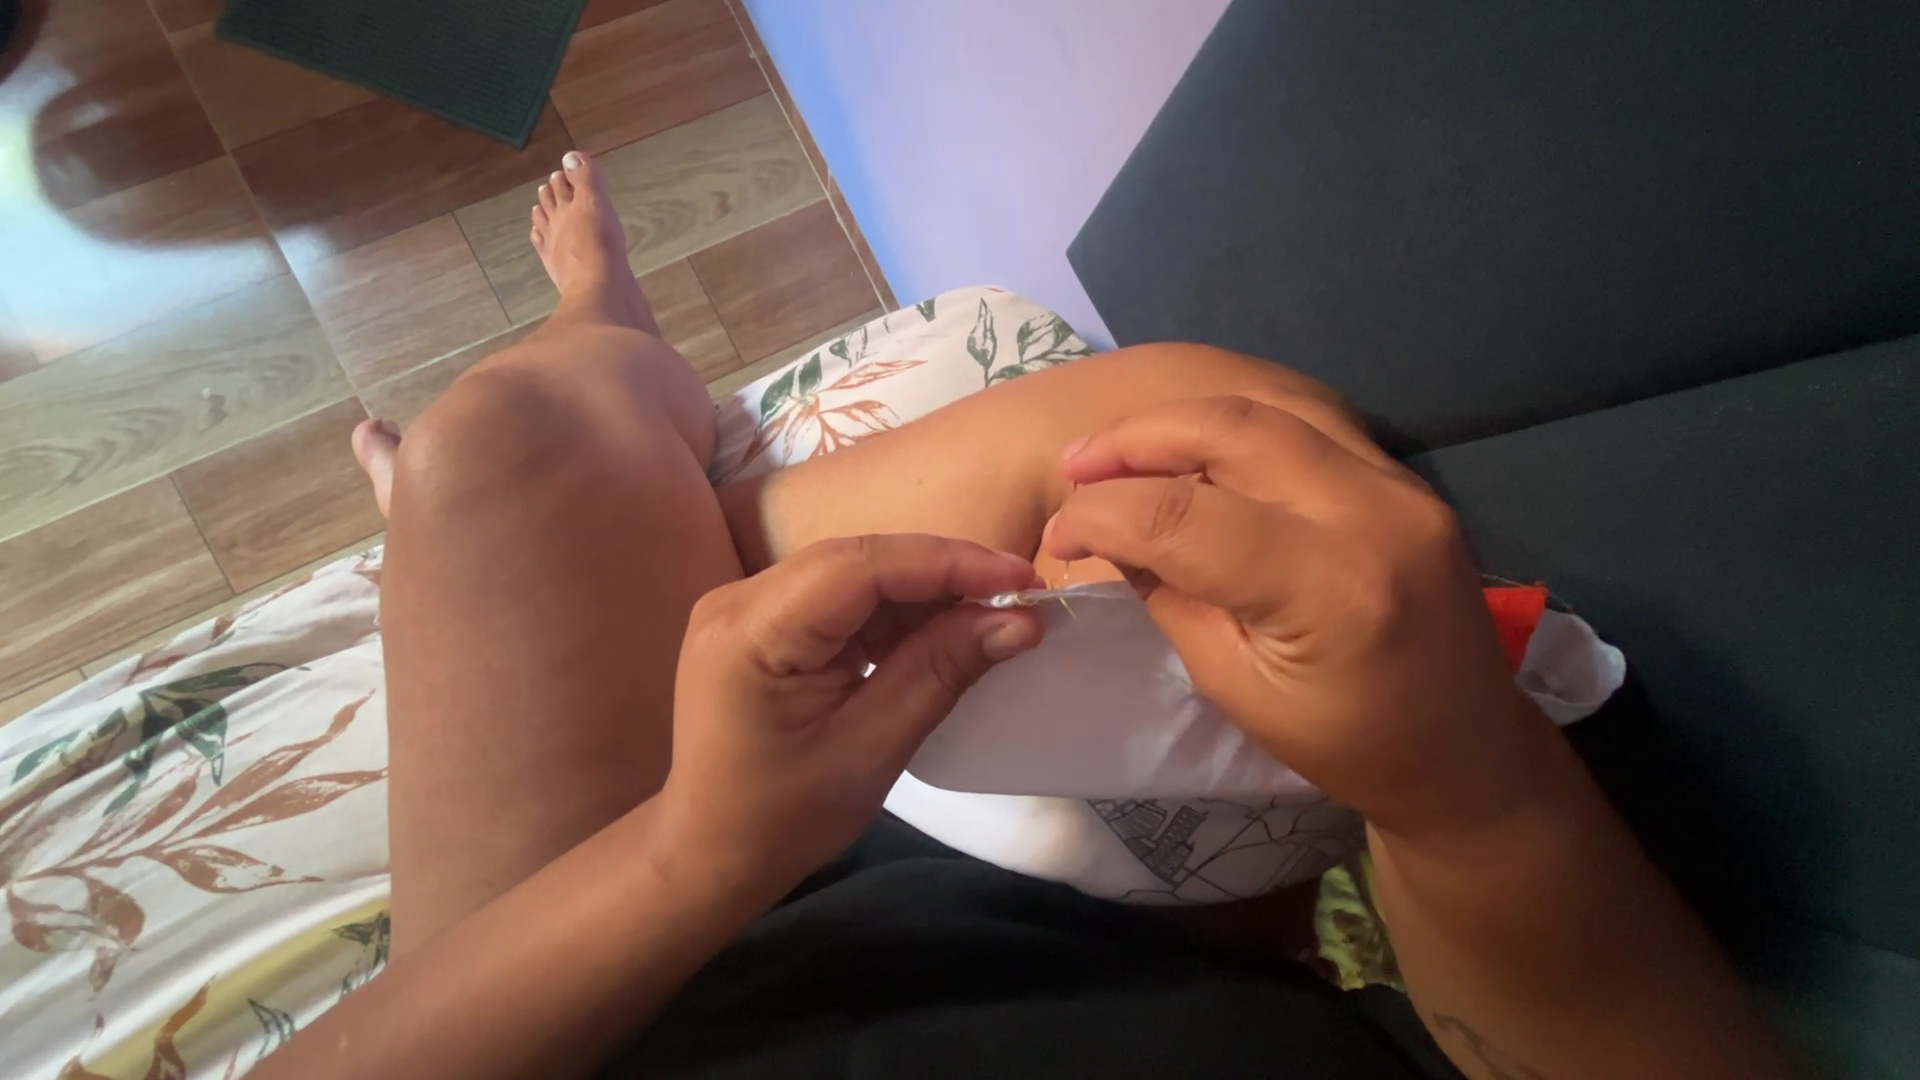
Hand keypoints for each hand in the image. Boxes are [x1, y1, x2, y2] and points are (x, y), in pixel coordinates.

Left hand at [655, 535, 1044, 900]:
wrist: (709, 852)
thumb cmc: (784, 819)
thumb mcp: (871, 750)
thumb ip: (941, 672)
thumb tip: (1019, 621)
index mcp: (752, 633)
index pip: (860, 567)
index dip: (946, 562)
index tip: (1021, 577)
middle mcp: (739, 600)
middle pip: (859, 560)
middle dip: (943, 573)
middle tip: (1018, 594)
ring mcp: (747, 605)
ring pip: (856, 573)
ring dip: (925, 591)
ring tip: (991, 614)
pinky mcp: (764, 618)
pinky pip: (842, 597)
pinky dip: (897, 610)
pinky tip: (941, 628)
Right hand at [1042, 396, 1549, 833]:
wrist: (1466, 752)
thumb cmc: (1343, 742)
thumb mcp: (1231, 682)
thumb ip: (1168, 593)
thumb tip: (1107, 531)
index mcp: (1327, 589)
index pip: (1182, 519)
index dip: (1102, 515)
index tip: (1060, 534)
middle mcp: (1370, 512)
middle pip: (1228, 429)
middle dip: (1134, 439)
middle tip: (1076, 463)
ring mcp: (1398, 483)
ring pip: (1265, 407)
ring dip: (1178, 420)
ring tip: (1118, 448)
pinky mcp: (1401, 477)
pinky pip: (1301, 422)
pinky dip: (1228, 426)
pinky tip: (1189, 449)